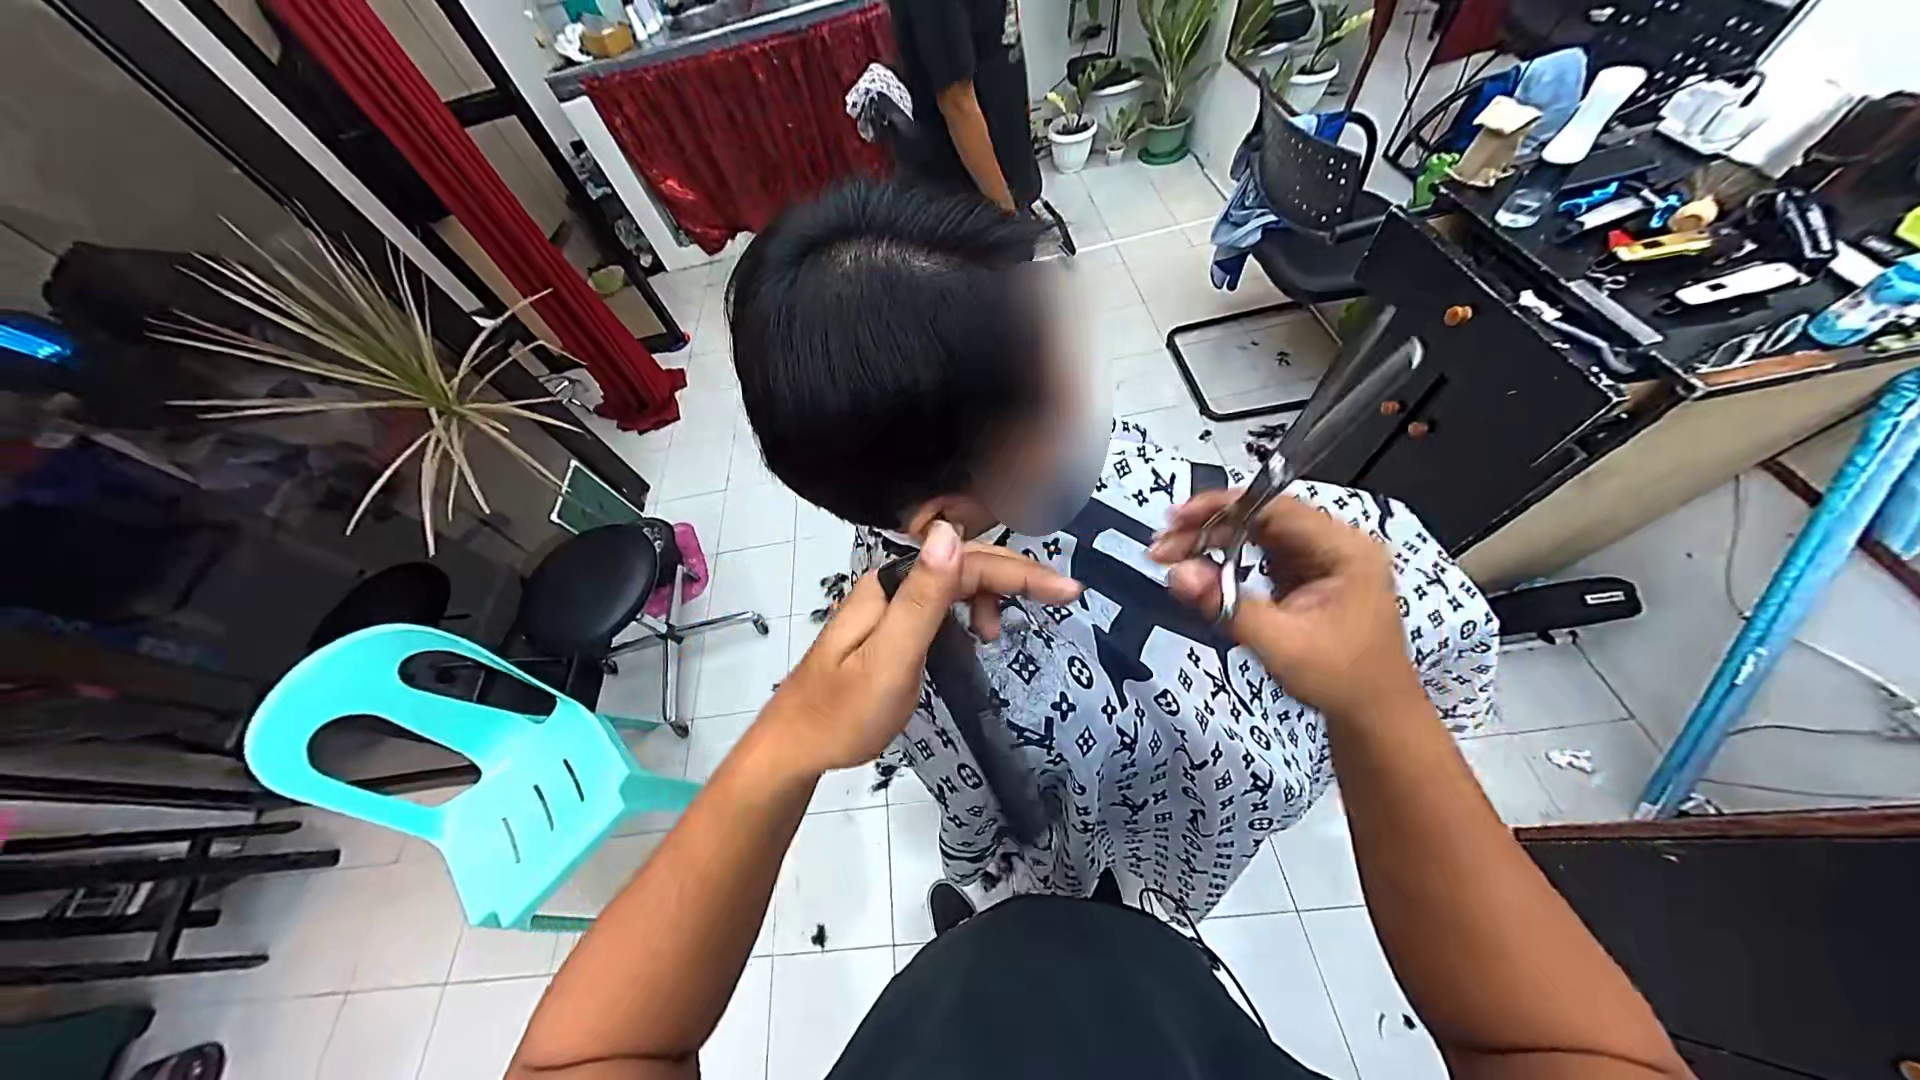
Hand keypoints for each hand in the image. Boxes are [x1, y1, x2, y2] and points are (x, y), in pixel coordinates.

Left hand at [761, 521, 1081, 774]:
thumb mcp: (890, 658)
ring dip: (993, 593)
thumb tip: (948, 532)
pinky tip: (978, 632)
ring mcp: (892, 603)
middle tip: (1064, 596)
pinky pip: (944, 603)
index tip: (1068, 591)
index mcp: (892, 584)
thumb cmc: (843, 713)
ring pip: (957, 581)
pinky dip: (972, 610)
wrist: (797, 745)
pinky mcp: (894, 625)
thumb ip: (922, 597)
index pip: (968, 563)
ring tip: (1002, 632)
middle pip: (965, 564)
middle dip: (1017, 575)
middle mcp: (892, 583)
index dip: (1021, 572)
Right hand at [1149, 490, 1420, 721]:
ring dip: (1211, 540)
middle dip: (1206, 527)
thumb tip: (1176, 574)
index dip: (1219, 508)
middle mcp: (1334, 542)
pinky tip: (1199, 567)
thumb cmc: (1338, 680)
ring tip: (1170, 554)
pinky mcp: (1306, 573)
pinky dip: (1225, 556)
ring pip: (1255, 532)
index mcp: (1343, 549)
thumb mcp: (1280, 644)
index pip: (1273, 508)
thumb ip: (1226, 606)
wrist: (1373, 714)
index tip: (1175, 521)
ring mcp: (1320, 557)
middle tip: (1161, 547)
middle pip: (1260, 516)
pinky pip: (1258, 552)